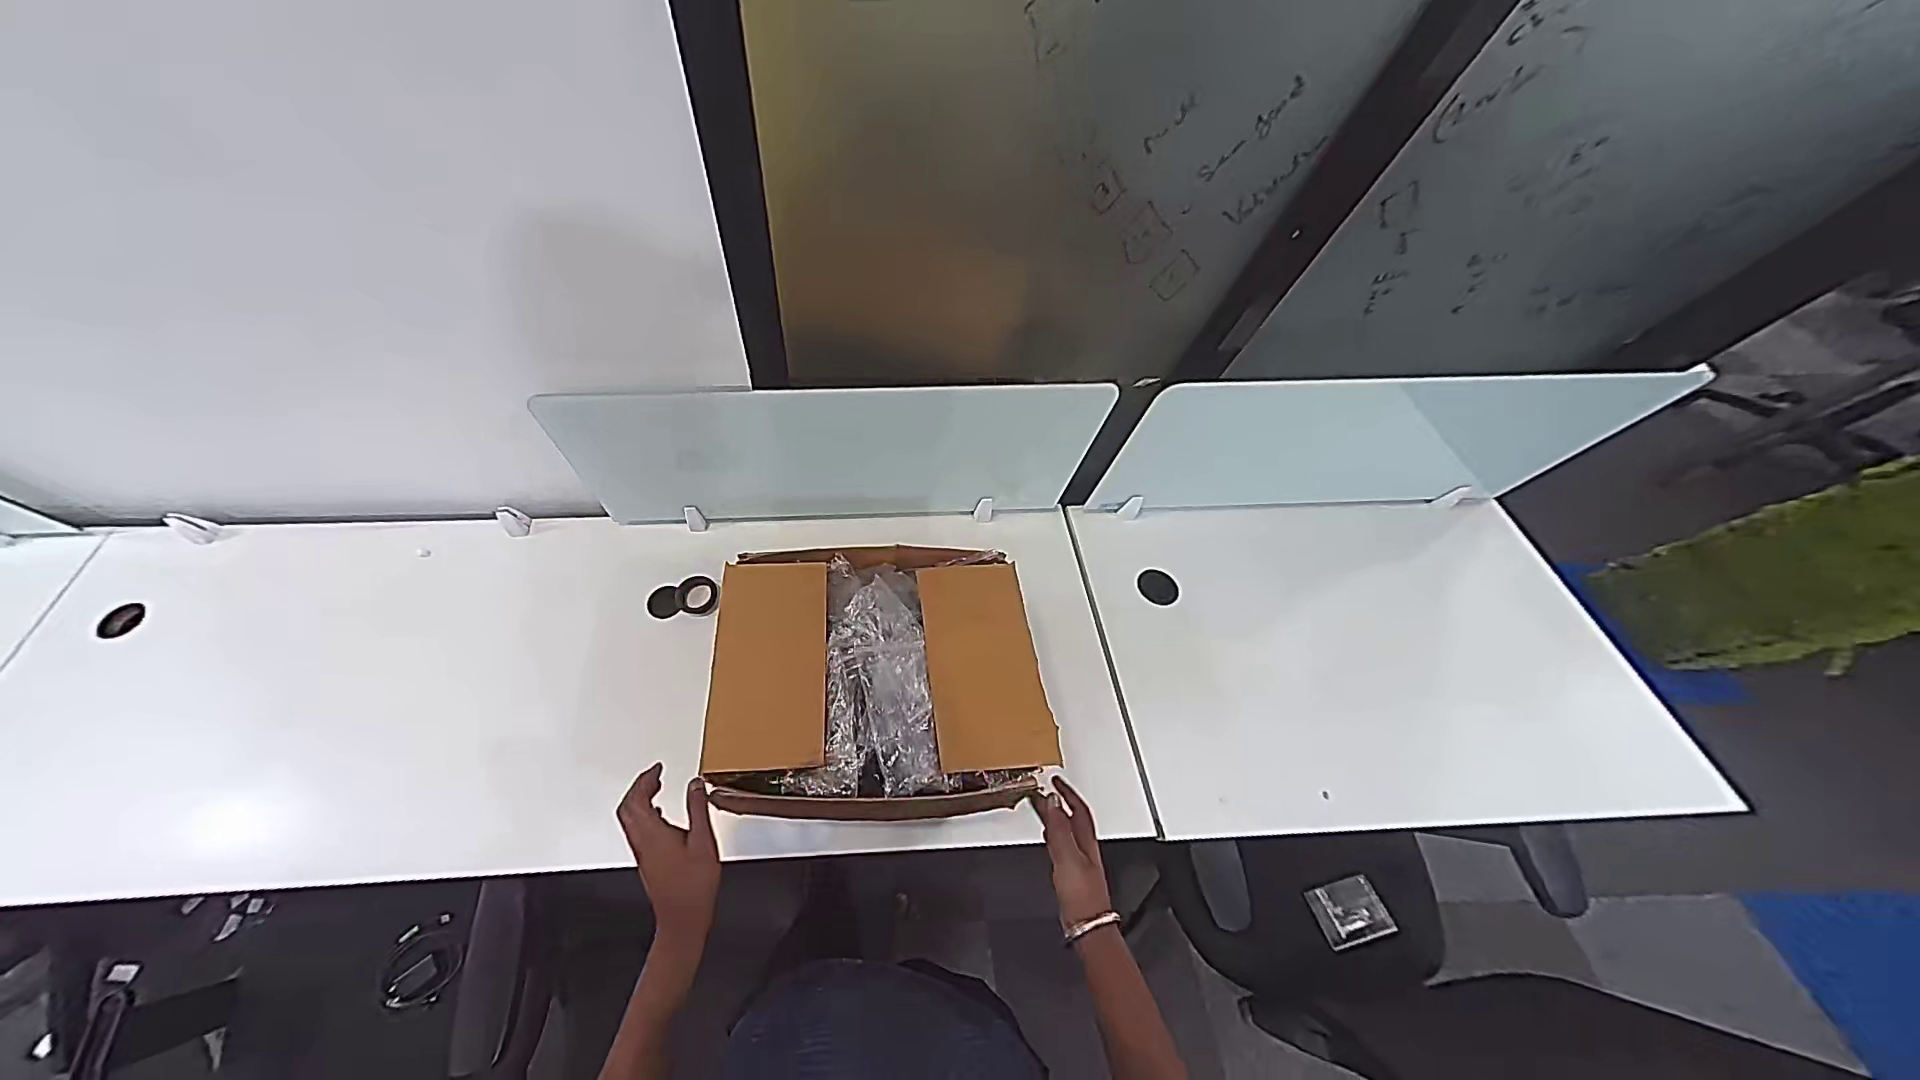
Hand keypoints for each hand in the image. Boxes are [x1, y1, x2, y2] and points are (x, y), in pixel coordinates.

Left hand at [617, 763, 721, 946]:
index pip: (636, 799)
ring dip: (640, 799)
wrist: (683, 919)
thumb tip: (695, 784)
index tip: (657, 767)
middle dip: (639, 787)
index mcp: (652, 834)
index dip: (644, 779)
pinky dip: (645, 813)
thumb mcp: (703, 840)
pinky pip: (637, 829)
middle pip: (627, 808)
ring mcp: (642, 853)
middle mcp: (641, 842)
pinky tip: (659, 813)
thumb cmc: (694, 885)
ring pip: (630, 819)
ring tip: (657, 787)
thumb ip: (698, 808)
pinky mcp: (647, 860)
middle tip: (655, 774)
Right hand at [1034, 776, 1112, 926]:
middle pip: (1071, 816)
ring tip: (1042, 806)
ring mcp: (1078, 859)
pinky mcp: (1070, 871)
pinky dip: (1052, 833)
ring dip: (1055, 815)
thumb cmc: (1083, 896)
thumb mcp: (1068, 856)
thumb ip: (1059, 828)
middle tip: (1045, 790)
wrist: (1087, 926)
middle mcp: (1084, 846)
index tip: (1055, 780)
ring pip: (1065, 828)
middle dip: (1059, 801)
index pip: (1077, 807)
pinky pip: (1060, 843)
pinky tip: (1047, 836)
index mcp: (1085, 839)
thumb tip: (1052, 801)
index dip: (1067, 791)